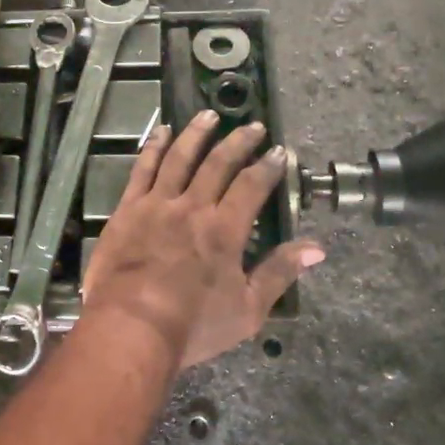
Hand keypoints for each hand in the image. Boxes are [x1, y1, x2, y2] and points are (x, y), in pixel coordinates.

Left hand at [82, 111, 325, 368]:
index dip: (268, 167)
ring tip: (208, 116)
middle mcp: (192, 207)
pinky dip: (154, 147)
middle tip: (253, 126)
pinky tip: (162, 132)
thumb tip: (316, 248)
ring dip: (196, 134)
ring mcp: (157, 204)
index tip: (280, 152)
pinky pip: (142, 169)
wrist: (129, 328)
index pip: (252, 186)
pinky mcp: (127, 209)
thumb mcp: (247, 310)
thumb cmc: (192, 326)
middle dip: (238, 142)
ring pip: (179, 157)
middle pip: (218, 164)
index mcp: (224, 230)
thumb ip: (279, 273)